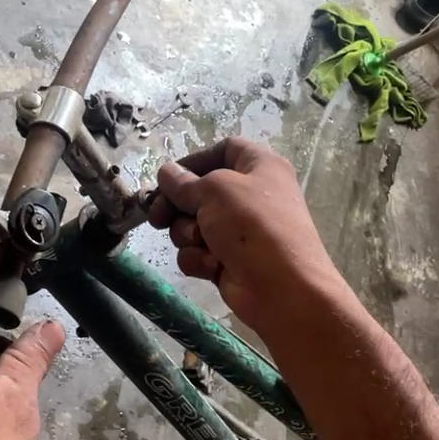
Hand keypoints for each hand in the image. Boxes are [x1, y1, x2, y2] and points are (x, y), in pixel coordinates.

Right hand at [148, 137, 340, 329]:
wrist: (282, 289)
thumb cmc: (252, 225)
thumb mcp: (214, 191)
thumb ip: (183, 182)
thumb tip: (166, 172)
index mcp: (258, 167)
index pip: (223, 150)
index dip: (194, 162)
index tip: (168, 177)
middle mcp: (250, 195)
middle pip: (199, 191)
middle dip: (176, 206)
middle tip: (156, 217)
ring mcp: (238, 230)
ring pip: (193, 224)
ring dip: (188, 235)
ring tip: (200, 242)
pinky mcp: (228, 260)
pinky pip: (199, 251)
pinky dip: (200, 258)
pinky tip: (212, 266)